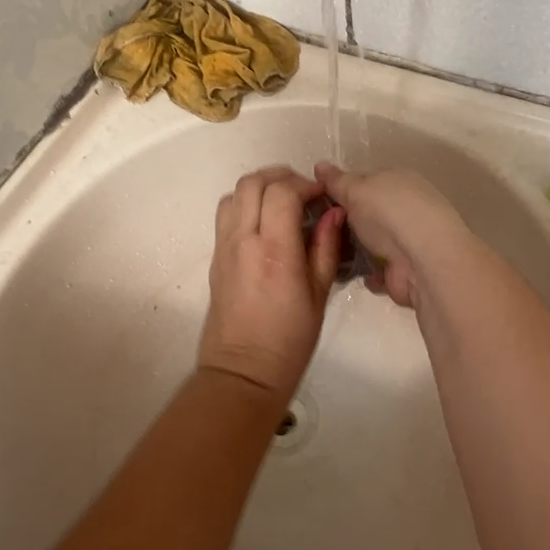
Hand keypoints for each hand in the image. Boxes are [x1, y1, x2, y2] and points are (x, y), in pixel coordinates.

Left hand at [201, 166, 343, 400]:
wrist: (242, 373)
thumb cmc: (289, 340)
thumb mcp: (319, 295)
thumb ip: (325, 248)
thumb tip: (334, 213)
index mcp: (274, 251)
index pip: (282, 192)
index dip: (305, 184)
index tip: (322, 196)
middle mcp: (243, 241)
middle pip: (253, 182)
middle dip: (281, 176)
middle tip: (304, 192)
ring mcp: (224, 248)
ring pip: (234, 194)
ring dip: (260, 187)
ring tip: (283, 202)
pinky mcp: (216, 258)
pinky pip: (226, 214)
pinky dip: (246, 204)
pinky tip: (266, 223)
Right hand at [314, 163, 469, 309]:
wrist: (423, 260)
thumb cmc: (389, 213)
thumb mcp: (356, 189)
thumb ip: (337, 181)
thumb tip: (319, 165)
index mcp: (399, 181)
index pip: (366, 182)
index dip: (343, 190)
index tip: (318, 202)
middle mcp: (406, 209)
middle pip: (369, 214)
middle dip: (347, 223)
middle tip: (317, 230)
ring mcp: (408, 241)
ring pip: (373, 243)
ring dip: (355, 250)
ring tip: (325, 253)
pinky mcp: (405, 271)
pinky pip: (379, 271)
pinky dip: (367, 274)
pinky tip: (349, 274)